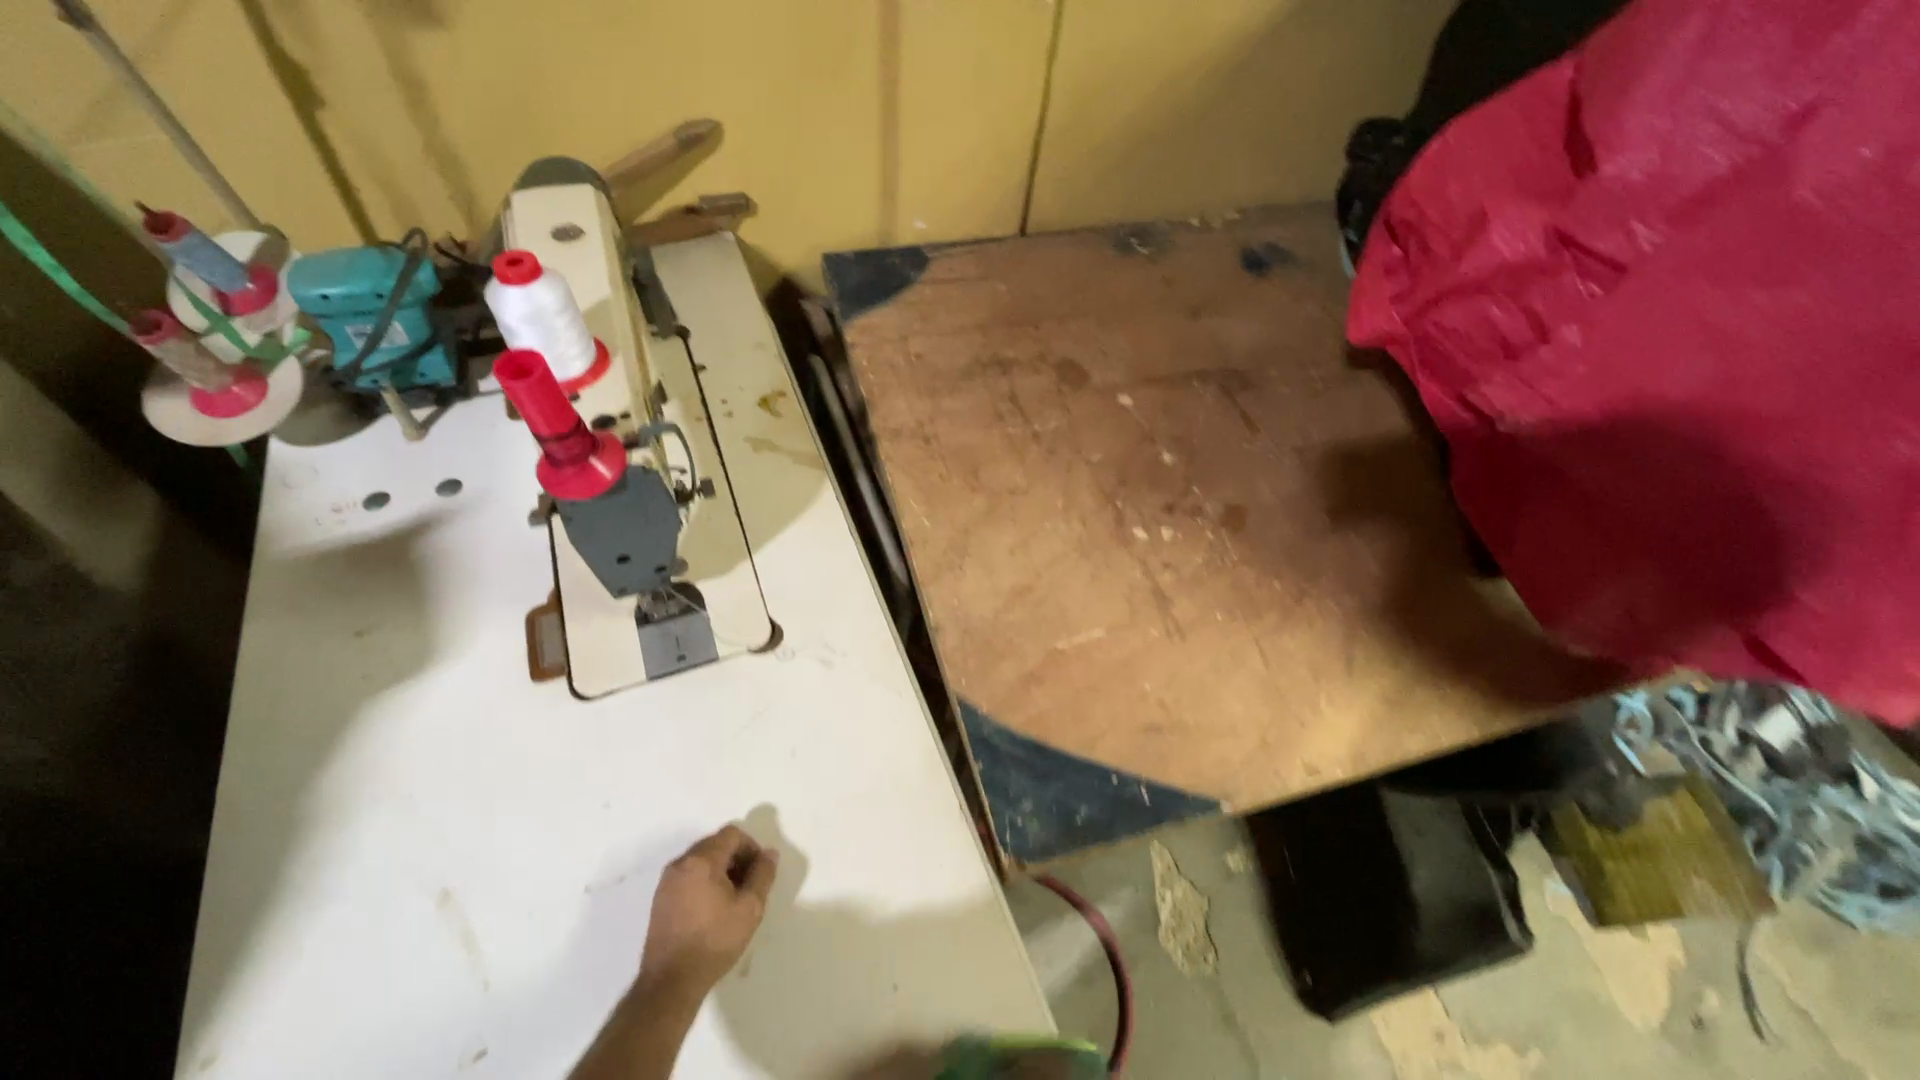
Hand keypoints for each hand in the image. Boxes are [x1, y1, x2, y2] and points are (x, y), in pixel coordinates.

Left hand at [638, 824, 778, 999]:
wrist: (671, 980)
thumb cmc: (714, 941)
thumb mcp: (750, 908)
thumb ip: (762, 875)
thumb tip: (769, 853)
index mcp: (701, 861)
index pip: (732, 834)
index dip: (751, 847)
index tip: (760, 872)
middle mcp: (680, 863)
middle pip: (715, 844)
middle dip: (737, 858)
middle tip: (750, 885)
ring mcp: (667, 881)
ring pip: (701, 860)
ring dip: (721, 869)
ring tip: (733, 899)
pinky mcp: (660, 898)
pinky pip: (688, 875)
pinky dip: (704, 881)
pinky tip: (712, 909)